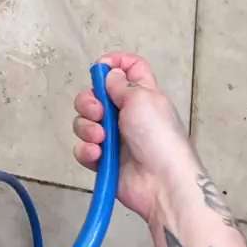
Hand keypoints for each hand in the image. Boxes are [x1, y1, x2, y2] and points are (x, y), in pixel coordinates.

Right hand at [71, 52, 202, 221]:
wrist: (162, 184)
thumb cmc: (158, 136)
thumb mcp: (143, 99)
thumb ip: (120, 83)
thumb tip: (110, 73)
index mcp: (141, 95)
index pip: (129, 68)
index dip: (114, 63)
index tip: (100, 69)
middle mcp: (126, 113)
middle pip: (96, 95)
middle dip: (89, 101)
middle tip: (98, 111)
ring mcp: (113, 138)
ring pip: (85, 121)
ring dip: (87, 127)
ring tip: (100, 138)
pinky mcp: (103, 160)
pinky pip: (83, 148)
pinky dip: (87, 150)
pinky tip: (98, 155)